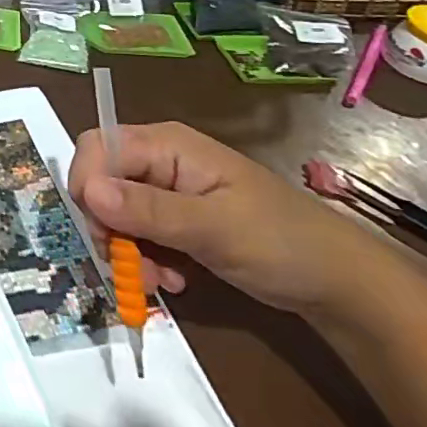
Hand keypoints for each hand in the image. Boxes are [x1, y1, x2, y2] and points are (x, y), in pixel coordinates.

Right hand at [70, 121, 398, 315]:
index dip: (87, 185)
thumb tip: (88, 191)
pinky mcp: (175, 216)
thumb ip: (148, 209)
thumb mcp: (214, 227)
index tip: (102, 232)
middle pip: (101, 180)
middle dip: (108, 226)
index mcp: (165, 144)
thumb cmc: (281, 242)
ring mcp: (167, 188)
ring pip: (115, 212)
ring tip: (160, 280)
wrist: (339, 282)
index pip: (98, 147)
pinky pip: (137, 231)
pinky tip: (171, 279)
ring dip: (128, 249)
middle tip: (130, 265)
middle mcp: (159, 159)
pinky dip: (145, 257)